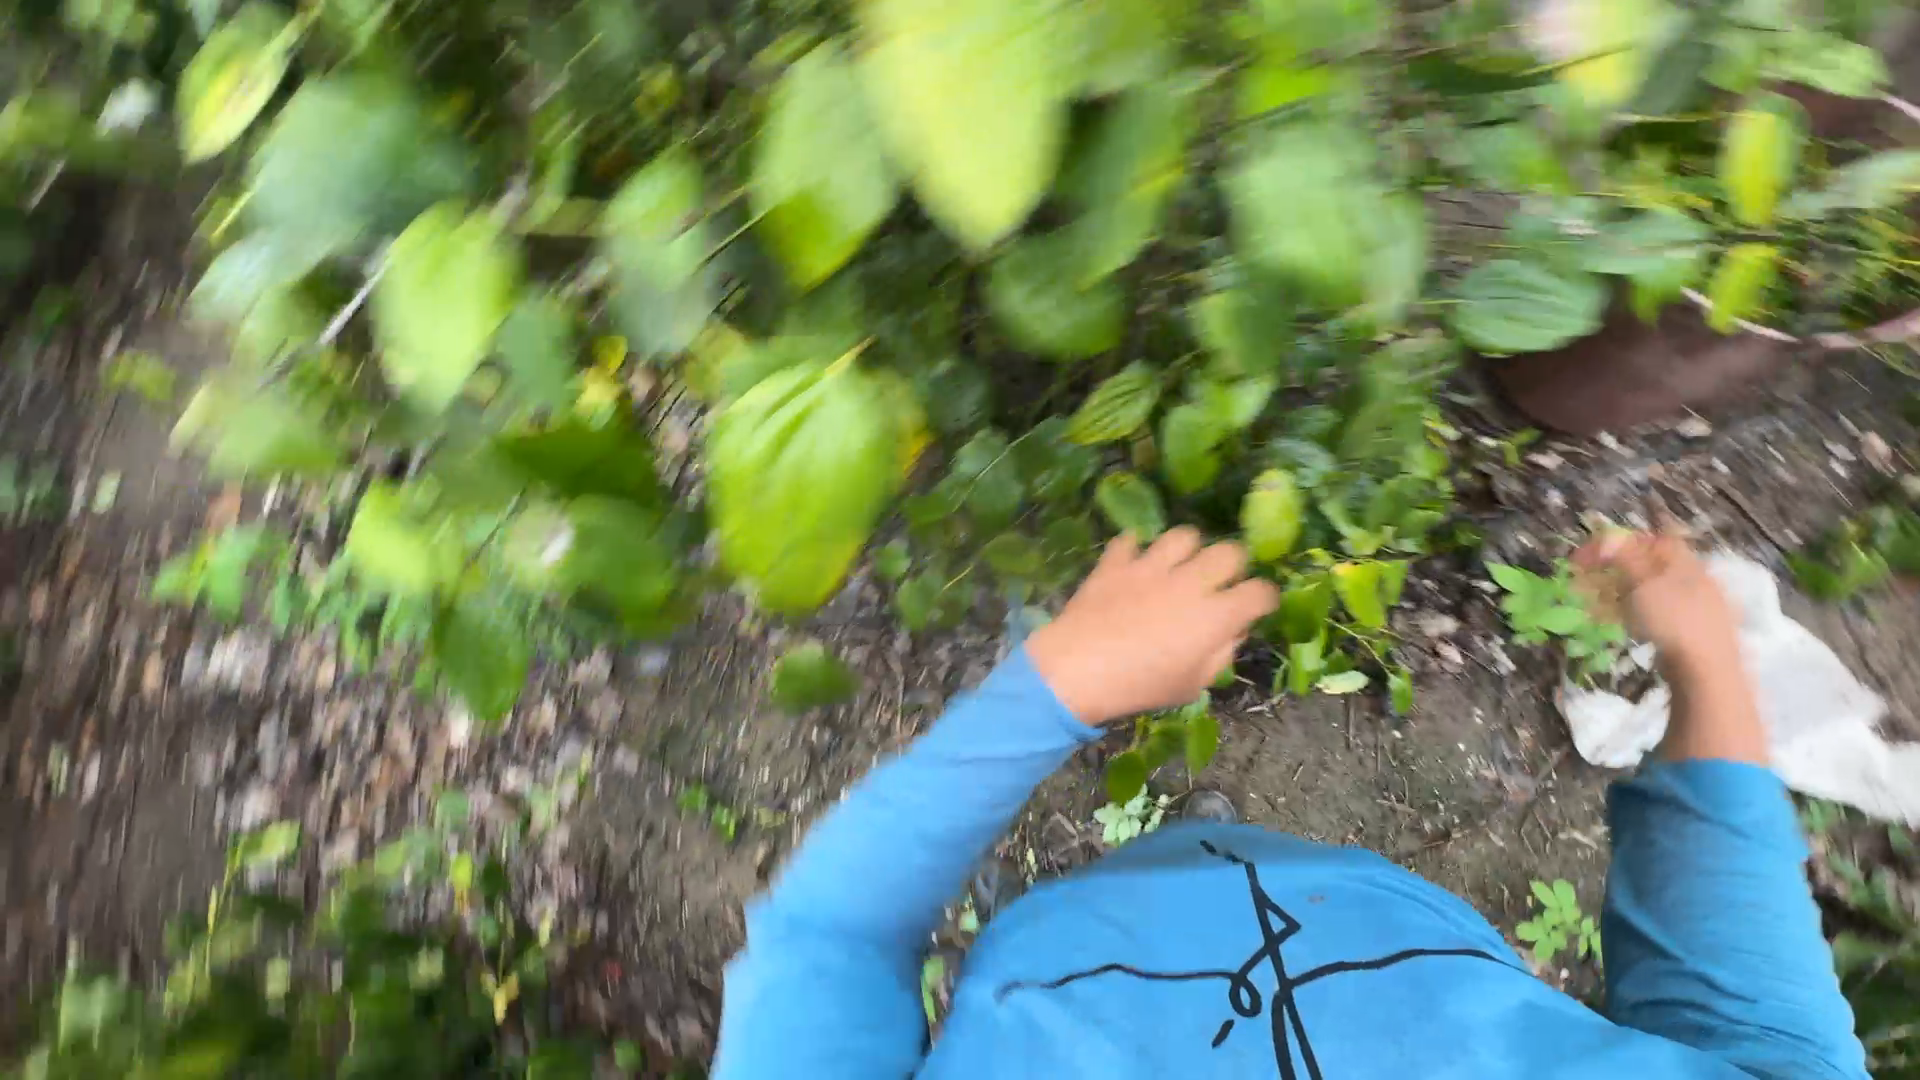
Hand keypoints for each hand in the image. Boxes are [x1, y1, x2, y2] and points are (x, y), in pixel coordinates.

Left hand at [1024, 527, 1279, 725]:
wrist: (1079, 669)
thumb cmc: (1140, 686)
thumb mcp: (1193, 685)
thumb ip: (1221, 654)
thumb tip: (1232, 631)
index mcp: (1216, 616)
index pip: (1260, 592)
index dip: (1263, 598)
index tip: (1256, 606)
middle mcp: (1190, 582)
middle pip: (1230, 551)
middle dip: (1233, 564)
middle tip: (1220, 581)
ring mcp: (1151, 567)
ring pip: (1183, 536)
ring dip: (1187, 549)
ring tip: (1178, 565)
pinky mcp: (1116, 562)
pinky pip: (1130, 540)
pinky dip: (1134, 550)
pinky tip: (1133, 563)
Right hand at [1572, 529, 1765, 764]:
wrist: (1707, 668)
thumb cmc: (1674, 621)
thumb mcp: (1642, 583)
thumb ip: (1623, 556)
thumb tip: (1606, 534)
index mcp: (1685, 563)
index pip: (1653, 536)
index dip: (1619, 537)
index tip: (1589, 548)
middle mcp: (1693, 577)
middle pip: (1647, 561)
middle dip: (1611, 565)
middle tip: (1583, 576)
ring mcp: (1695, 603)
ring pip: (1648, 585)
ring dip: (1616, 588)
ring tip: (1592, 601)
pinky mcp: (1690, 626)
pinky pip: (1654, 607)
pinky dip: (1630, 607)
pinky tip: (1616, 619)